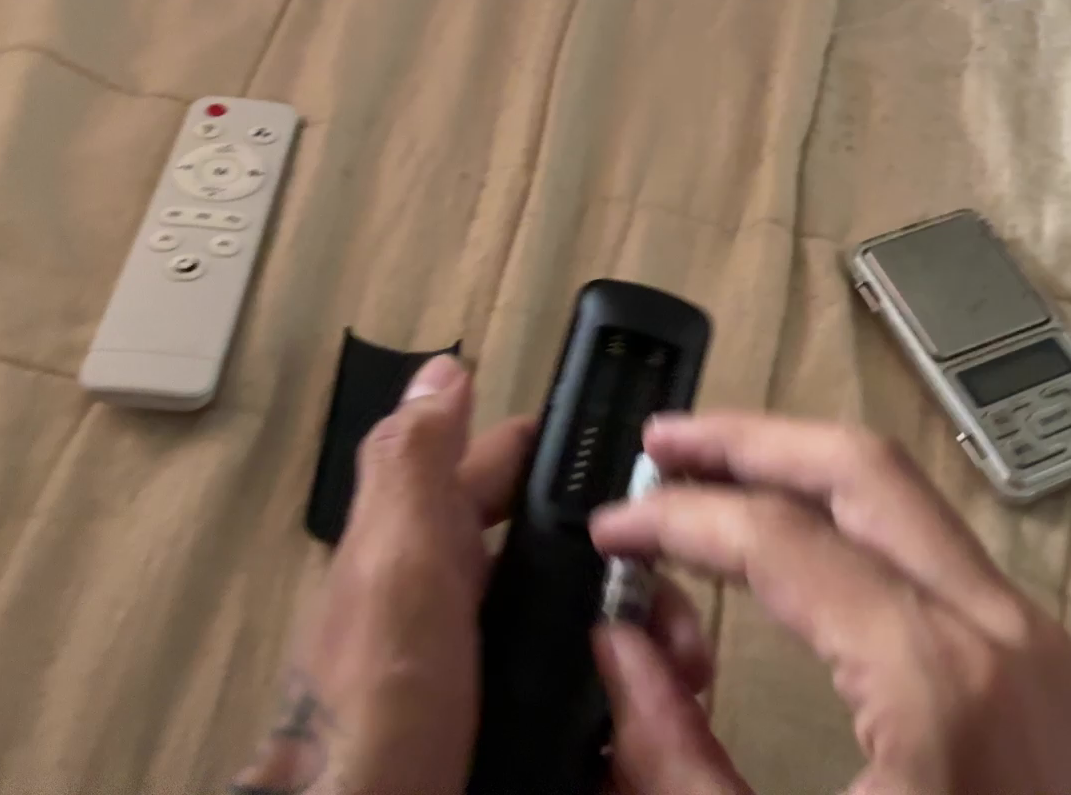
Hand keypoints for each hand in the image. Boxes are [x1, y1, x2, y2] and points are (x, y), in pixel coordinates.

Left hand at [231, 356, 713, 794]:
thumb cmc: (383, 703)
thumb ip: (416, 468)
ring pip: (584, 601)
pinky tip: (658, 689)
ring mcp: (488, 646)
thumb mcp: (398, 573)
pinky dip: (627, 669)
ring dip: (641, 617)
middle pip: (562, 535)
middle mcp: (460, 582)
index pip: (512, 460)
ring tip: (687, 654)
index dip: (572, 448)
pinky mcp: (513, 701)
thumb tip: (444, 366)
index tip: (650, 464)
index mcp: (432, 536)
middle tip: (679, 590)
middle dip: (627, 550)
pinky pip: (586, 663)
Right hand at [590, 413, 1070, 794]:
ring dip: (796, 463)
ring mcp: (1021, 624)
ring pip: (897, 488)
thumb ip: (677, 760)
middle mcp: (996, 623)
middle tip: (663, 441)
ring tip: (710, 464)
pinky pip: (919, 536)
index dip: (684, 518)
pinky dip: (840, 509)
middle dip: (750, 441)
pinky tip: (783, 519)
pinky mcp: (1023, 641)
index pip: (784, 539)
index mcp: (938, 682)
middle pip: (860, 469)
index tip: (613, 524)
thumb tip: (621, 641)